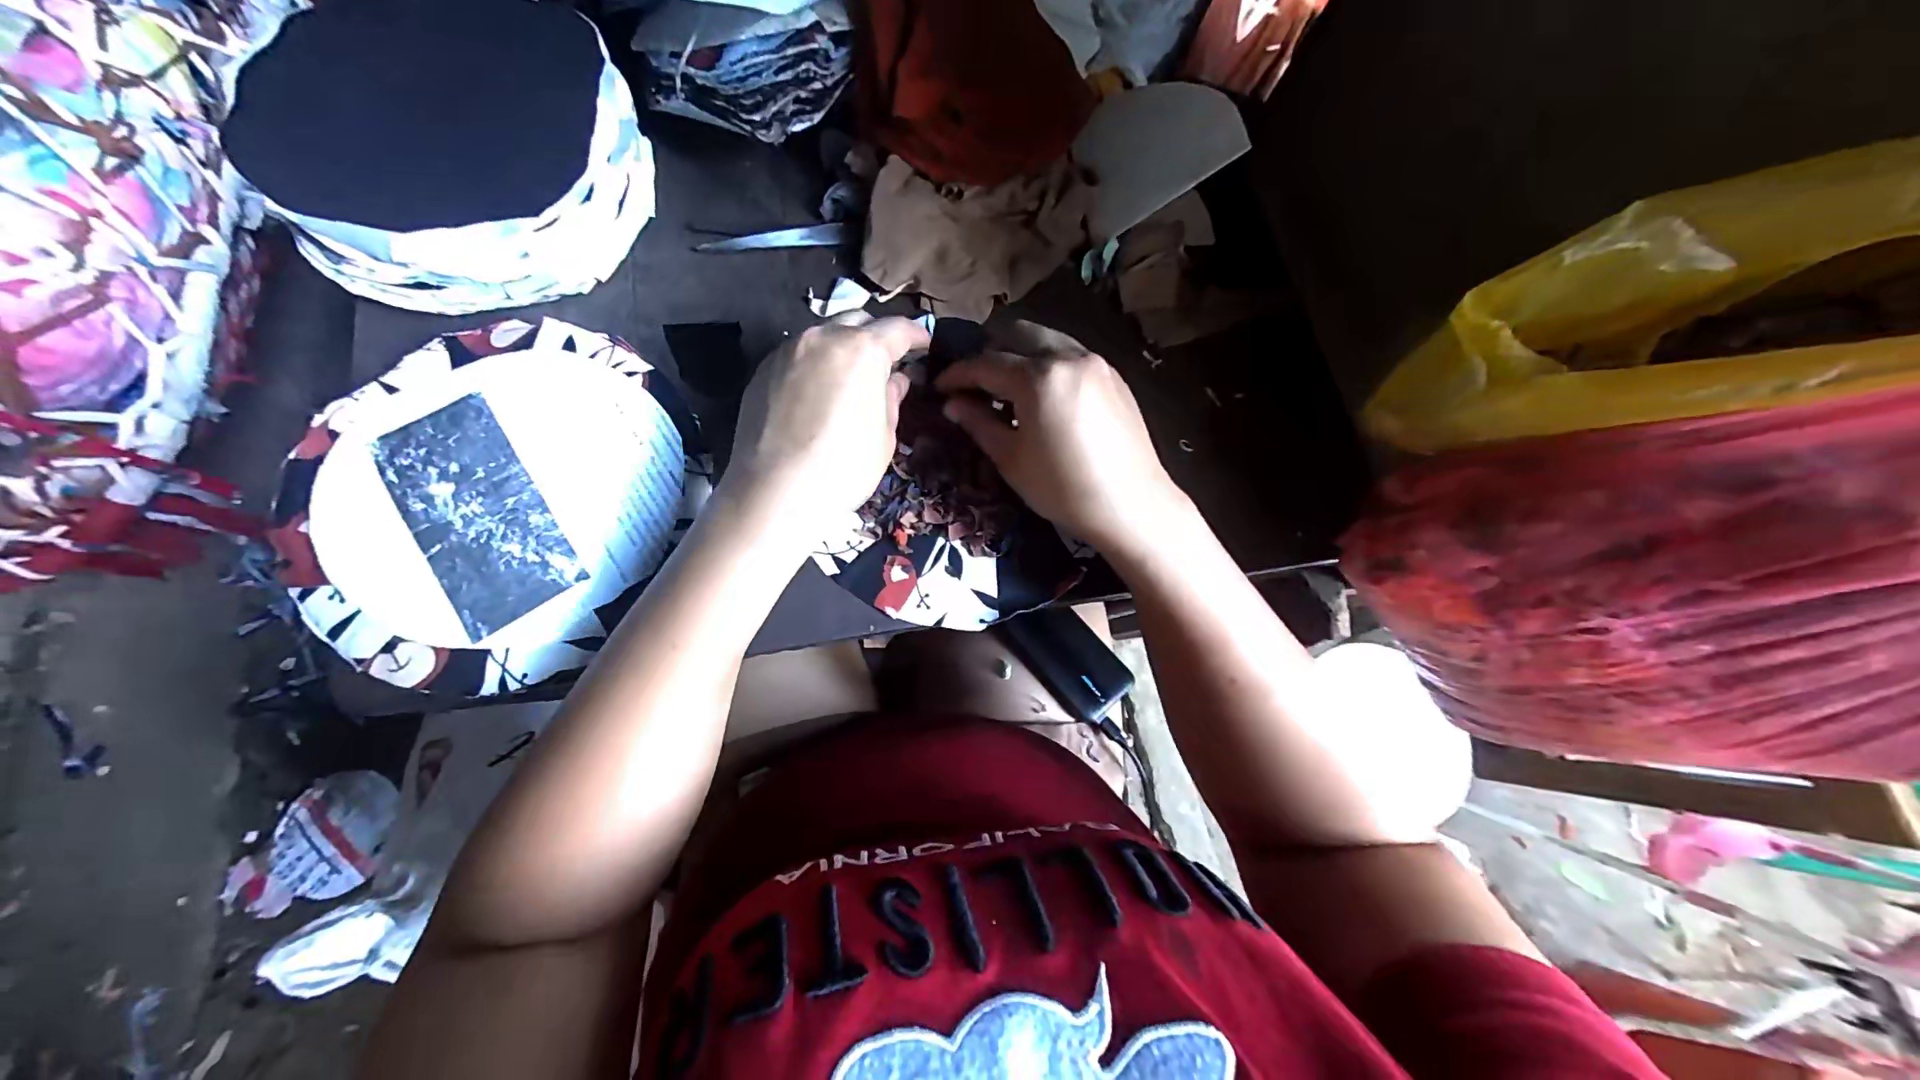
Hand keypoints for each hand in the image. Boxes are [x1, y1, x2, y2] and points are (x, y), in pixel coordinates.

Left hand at [724, 315, 929, 530]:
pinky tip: (817, 391)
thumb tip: (894, 381)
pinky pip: (797, 355)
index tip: (925, 344)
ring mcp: (788, 351)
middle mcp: (823, 337)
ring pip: (822, 335)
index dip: (916, 335)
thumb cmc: (843, 467)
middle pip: (856, 321)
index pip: (897, 329)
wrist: (775, 491)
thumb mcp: (884, 438)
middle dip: (875, 335)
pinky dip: (814, 364)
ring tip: (849, 375)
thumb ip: (891, 400)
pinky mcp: (762, 370)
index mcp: (862, 350)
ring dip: (841, 347)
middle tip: (886, 360)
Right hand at [936, 321, 1190, 557]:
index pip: (986, 362)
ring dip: (1020, 354)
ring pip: (1046, 340)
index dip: (957, 374)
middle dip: (989, 352)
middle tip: (973, 384)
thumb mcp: (1011, 459)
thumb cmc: (1063, 489)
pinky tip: (1042, 396)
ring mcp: (1096, 363)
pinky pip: (1071, 355)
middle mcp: (1069, 356)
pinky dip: (1048, 364)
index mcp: (1039, 377)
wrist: (1132, 506)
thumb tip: (953, 403)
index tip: (940, 387)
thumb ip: (979, 423)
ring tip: (1006, 388)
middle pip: (1017, 334)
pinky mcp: (1114, 376)